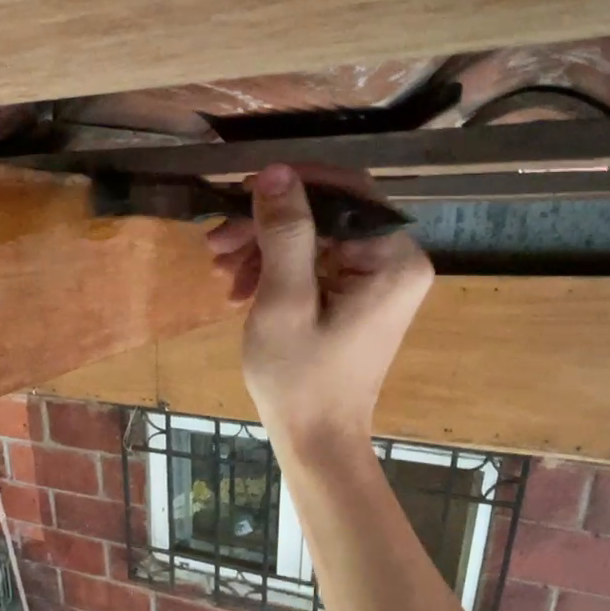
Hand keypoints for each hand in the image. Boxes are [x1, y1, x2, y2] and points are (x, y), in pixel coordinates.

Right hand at [207, 164, 432, 451]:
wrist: (315, 439)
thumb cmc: (299, 379)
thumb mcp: (284, 303)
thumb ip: (284, 234)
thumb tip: (274, 171)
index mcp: (392, 259)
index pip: (346, 192)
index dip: (291, 184)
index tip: (237, 193)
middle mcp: (395, 261)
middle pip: (326, 216)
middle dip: (266, 225)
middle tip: (214, 243)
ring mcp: (376, 281)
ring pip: (314, 239)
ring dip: (263, 249)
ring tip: (220, 273)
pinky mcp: (356, 298)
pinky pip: (314, 265)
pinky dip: (275, 271)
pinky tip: (240, 291)